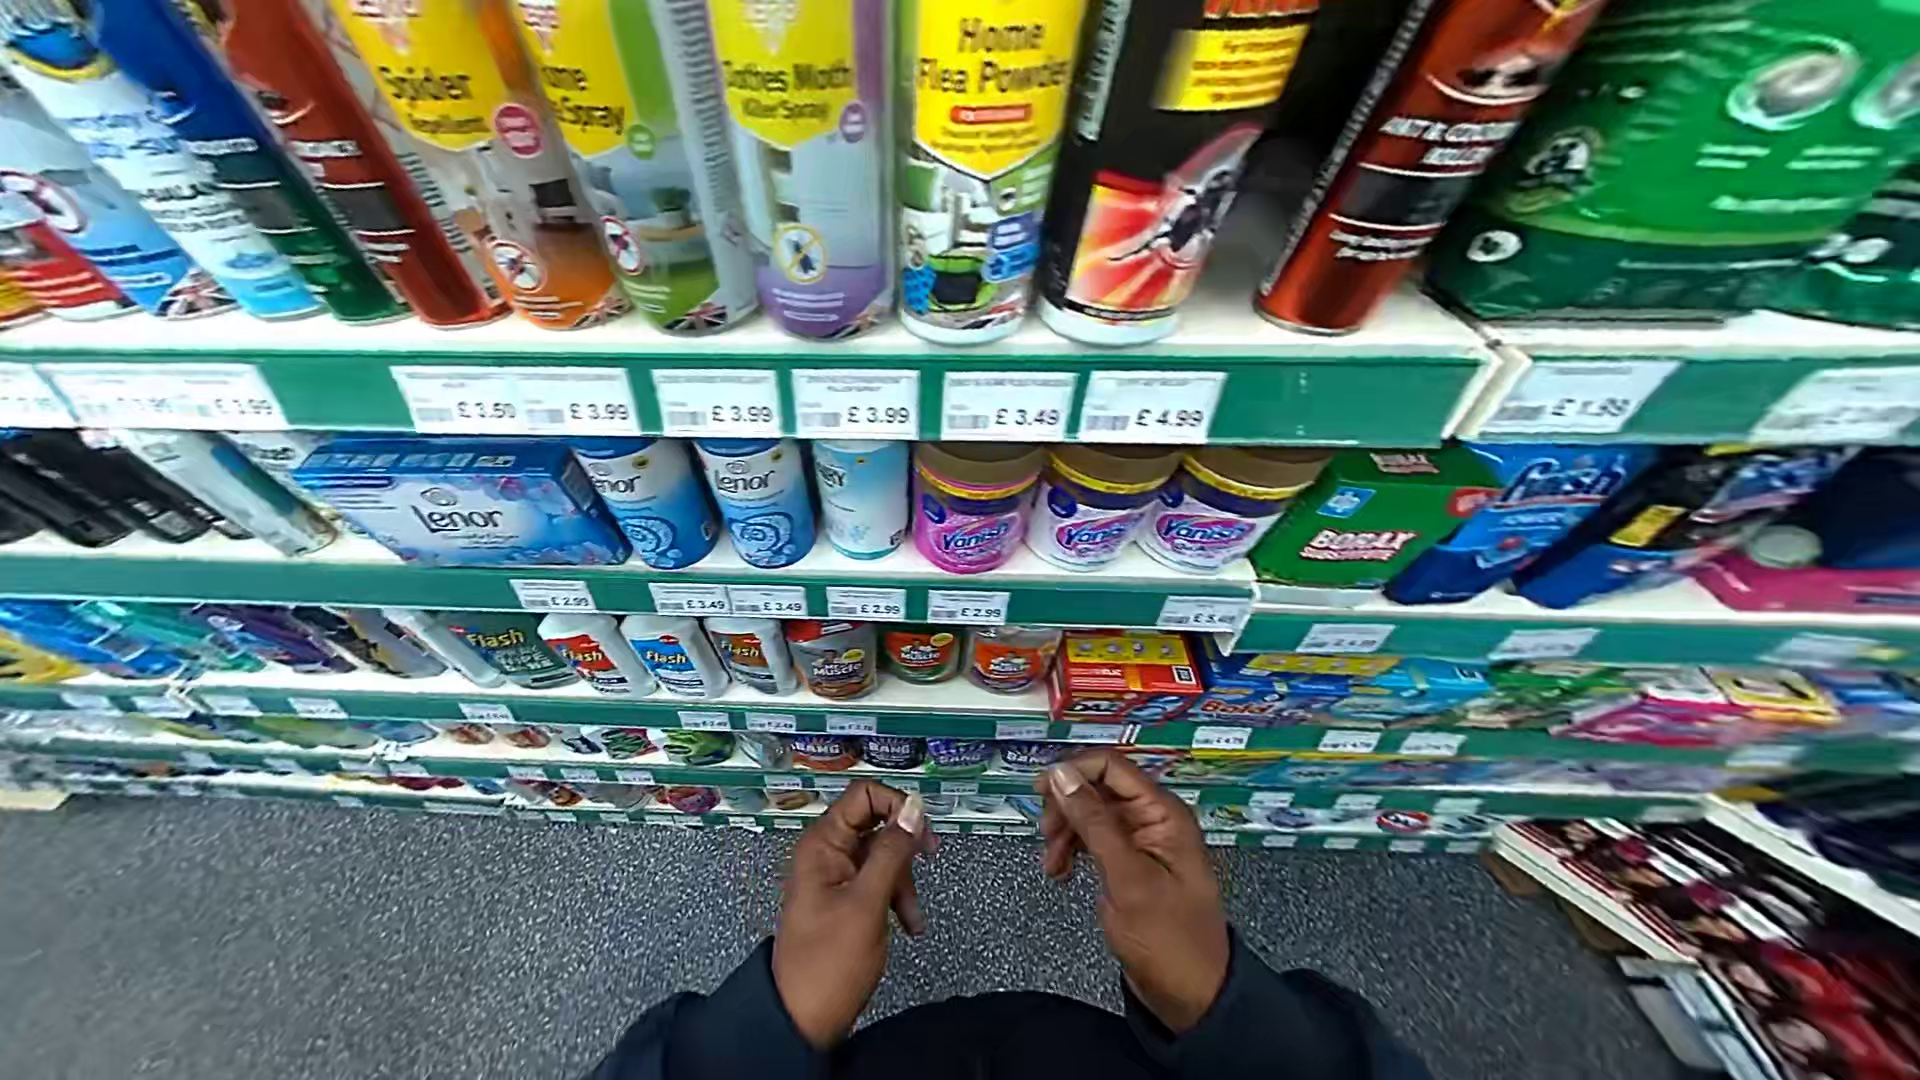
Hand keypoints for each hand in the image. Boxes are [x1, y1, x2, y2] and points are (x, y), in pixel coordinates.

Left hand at [772, 781, 930, 1047]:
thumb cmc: (831, 960)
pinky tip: (910, 924)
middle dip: (905, 845)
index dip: (896, 803)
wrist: (801, 1023)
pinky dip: (896, 897)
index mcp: (824, 842)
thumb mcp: (868, 902)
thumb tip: (915, 806)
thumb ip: (893, 850)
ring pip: (883, 854)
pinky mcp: (846, 897)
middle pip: (877, 823)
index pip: (864, 794)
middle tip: (931, 857)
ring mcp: (837, 874)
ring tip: (913, 916)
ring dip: (904, 880)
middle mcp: (828, 850)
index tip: (921, 827)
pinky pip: (878, 880)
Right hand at [1037, 750, 1229, 1033]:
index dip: (1073, 771)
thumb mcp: (1127, 878)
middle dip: (1066, 807)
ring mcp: (1139, 839)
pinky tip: (1061, 872)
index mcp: (1161, 811)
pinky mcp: (1127, 861)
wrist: (1193, 1000)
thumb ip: (1092, 821)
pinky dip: (1072, 850)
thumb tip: (1059, 773)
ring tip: (1051, 865)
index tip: (1041, 792)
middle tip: (1046, 835)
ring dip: (1065, 832)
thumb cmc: (1168, 938)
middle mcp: (1150, 817)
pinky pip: (1092, 839)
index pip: (1110, 766)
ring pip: (1089, 813)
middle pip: (1096, 788)